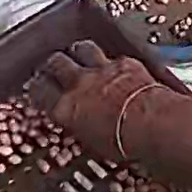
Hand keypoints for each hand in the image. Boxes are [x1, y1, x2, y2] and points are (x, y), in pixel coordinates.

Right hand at [26, 40, 190, 160]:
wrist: (152, 124)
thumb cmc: (124, 141)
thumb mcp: (91, 142)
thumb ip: (80, 124)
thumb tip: (82, 123)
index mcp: (64, 108)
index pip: (39, 90)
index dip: (38, 87)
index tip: (39, 87)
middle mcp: (79, 84)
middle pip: (56, 62)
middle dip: (55, 63)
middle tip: (56, 66)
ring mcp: (102, 70)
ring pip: (82, 49)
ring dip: (80, 52)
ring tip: (80, 53)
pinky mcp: (125, 63)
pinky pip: (114, 56)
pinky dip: (114, 61)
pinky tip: (117, 64)